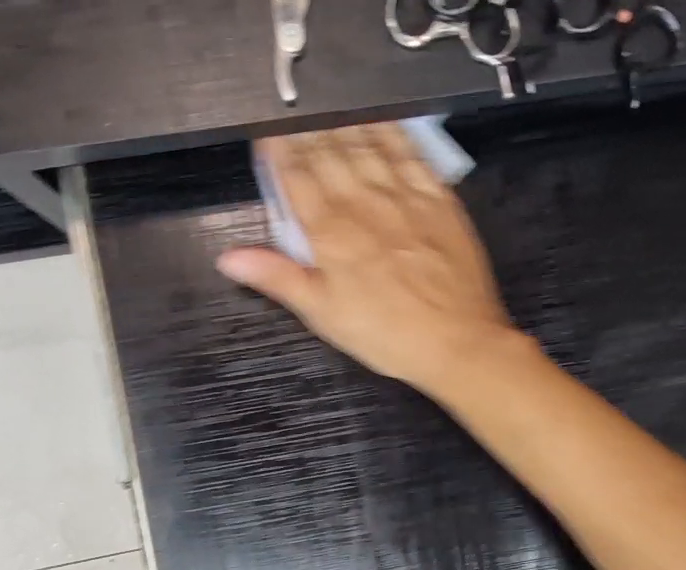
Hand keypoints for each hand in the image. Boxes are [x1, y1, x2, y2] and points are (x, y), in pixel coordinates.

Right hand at [218, 125, 527, 393]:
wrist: (457, 342)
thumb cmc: (387, 335)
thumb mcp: (323, 314)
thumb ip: (278, 278)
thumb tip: (228, 257)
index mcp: (331, 232)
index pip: (296, 176)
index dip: (278, 152)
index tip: (266, 135)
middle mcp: (365, 203)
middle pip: (329, 152)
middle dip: (307, 132)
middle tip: (294, 118)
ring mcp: (405, 197)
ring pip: (367, 144)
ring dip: (344, 124)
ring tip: (328, 111)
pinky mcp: (439, 199)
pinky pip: (411, 153)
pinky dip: (391, 132)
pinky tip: (381, 122)